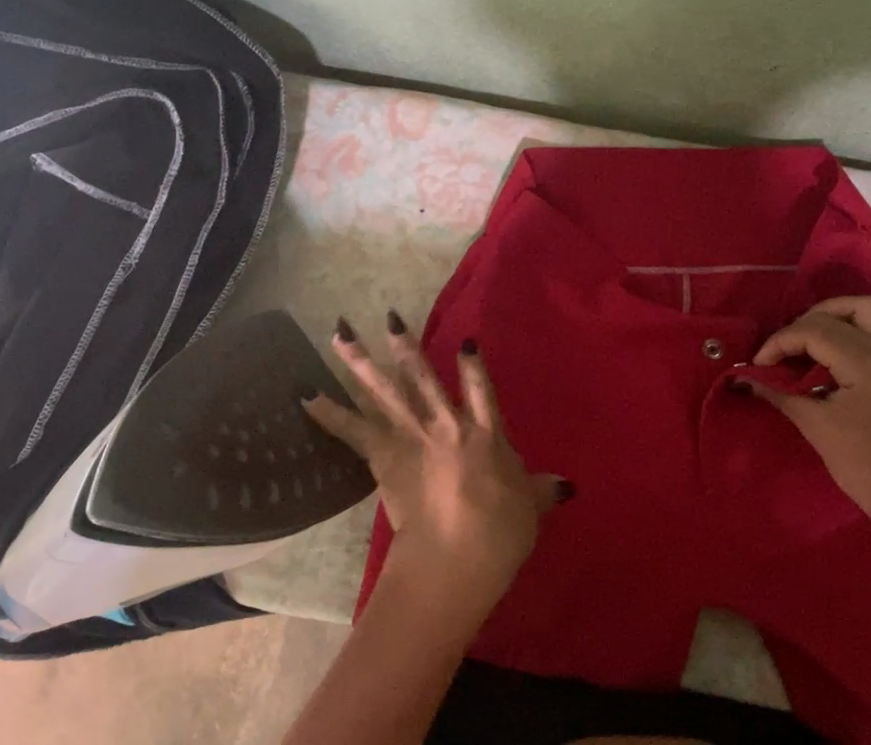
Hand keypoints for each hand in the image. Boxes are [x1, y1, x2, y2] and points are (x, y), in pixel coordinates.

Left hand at [305, 312, 569, 612]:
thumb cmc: (500, 533)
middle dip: (406, 346)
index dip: (473, 365)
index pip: (480, 390)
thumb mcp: (530, 508)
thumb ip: (541, 489)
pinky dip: (328, 414)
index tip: (466, 341)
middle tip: (390, 317)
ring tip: (340, 333)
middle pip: (423, 377)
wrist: (456, 554)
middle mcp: (446, 425)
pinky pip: (352, 431)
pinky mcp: (383, 457)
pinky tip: (305, 397)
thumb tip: (565, 485)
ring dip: (361, 361)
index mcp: (486, 434)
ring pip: (384, 391)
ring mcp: (412, 437)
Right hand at [746, 295, 870, 527]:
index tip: (759, 366)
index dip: (779, 344)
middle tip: (779, 357)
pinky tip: (862, 334)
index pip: (813, 332)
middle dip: (798, 330)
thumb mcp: (814, 425)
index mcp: (864, 364)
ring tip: (814, 333)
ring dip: (838, 312)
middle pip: (834, 318)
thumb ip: (779, 393)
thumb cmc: (859, 464)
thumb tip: (745, 378)